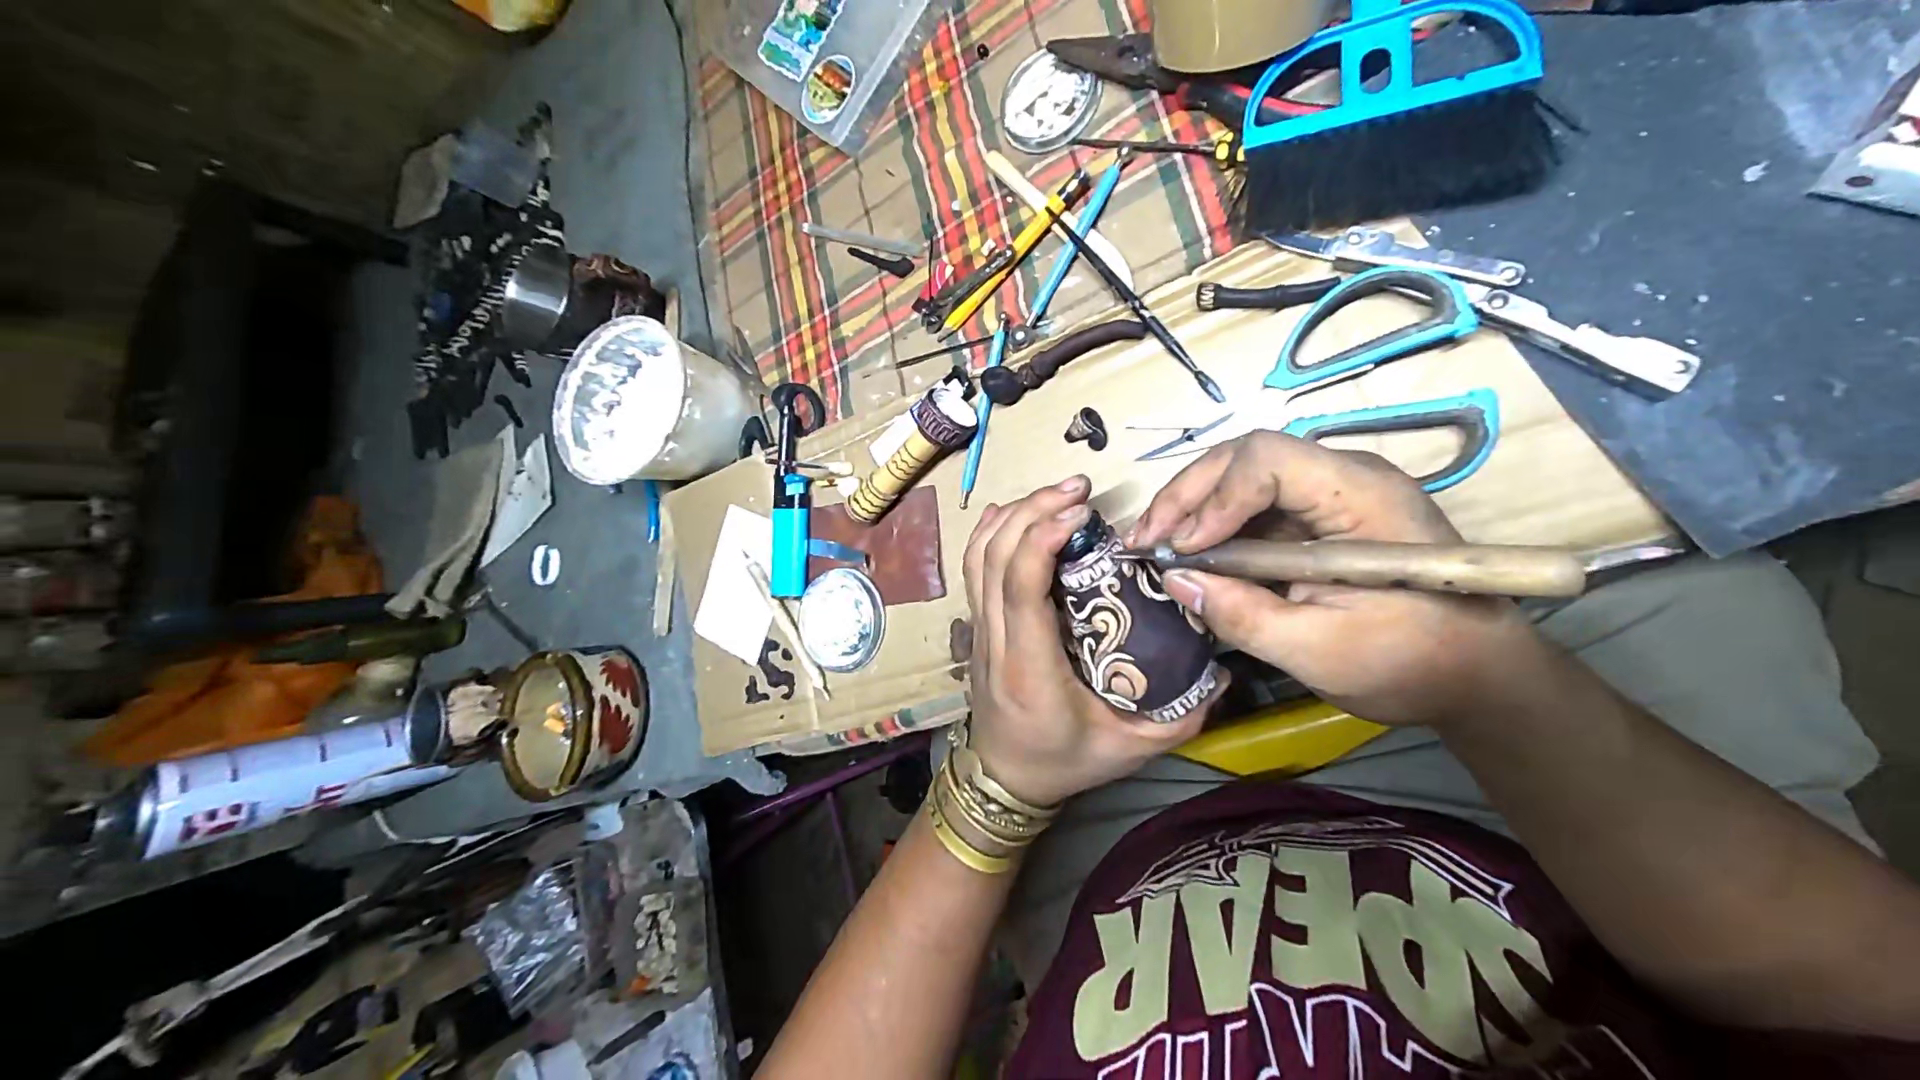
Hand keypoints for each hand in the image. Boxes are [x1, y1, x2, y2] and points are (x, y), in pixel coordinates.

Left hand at [962, 475, 1220, 806]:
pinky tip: (1017, 512)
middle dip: (1032, 512)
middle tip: (1078, 489)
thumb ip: (1182, 715)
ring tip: (1056, 493)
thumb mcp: (1133, 748)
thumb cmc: (1067, 761)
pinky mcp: (978, 625)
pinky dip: (989, 533)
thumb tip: (1223, 669)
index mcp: (1030, 670)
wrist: (1004, 779)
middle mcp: (996, 643)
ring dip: (1013, 516)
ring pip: (978, 558)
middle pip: (994, 560)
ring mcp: (979, 631)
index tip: (1079, 512)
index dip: (1041, 541)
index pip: (1020, 591)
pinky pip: (973, 569)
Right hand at [1129, 433, 1540, 727]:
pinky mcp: (1316, 520)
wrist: (1477, 676)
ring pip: (1241, 477)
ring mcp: (1328, 496)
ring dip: (1190, 508)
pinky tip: (1185, 553)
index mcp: (1360, 497)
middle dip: (1186, 496)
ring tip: (1152, 545)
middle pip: (1244, 457)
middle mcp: (1342, 479)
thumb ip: (1243, 615)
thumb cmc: (1412, 664)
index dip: (1215, 498)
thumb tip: (1174, 580)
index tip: (1182, 550)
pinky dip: (1211, 528)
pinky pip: (1252, 508)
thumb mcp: (1319, 650)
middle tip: (1143, 540)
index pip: (1268, 460)